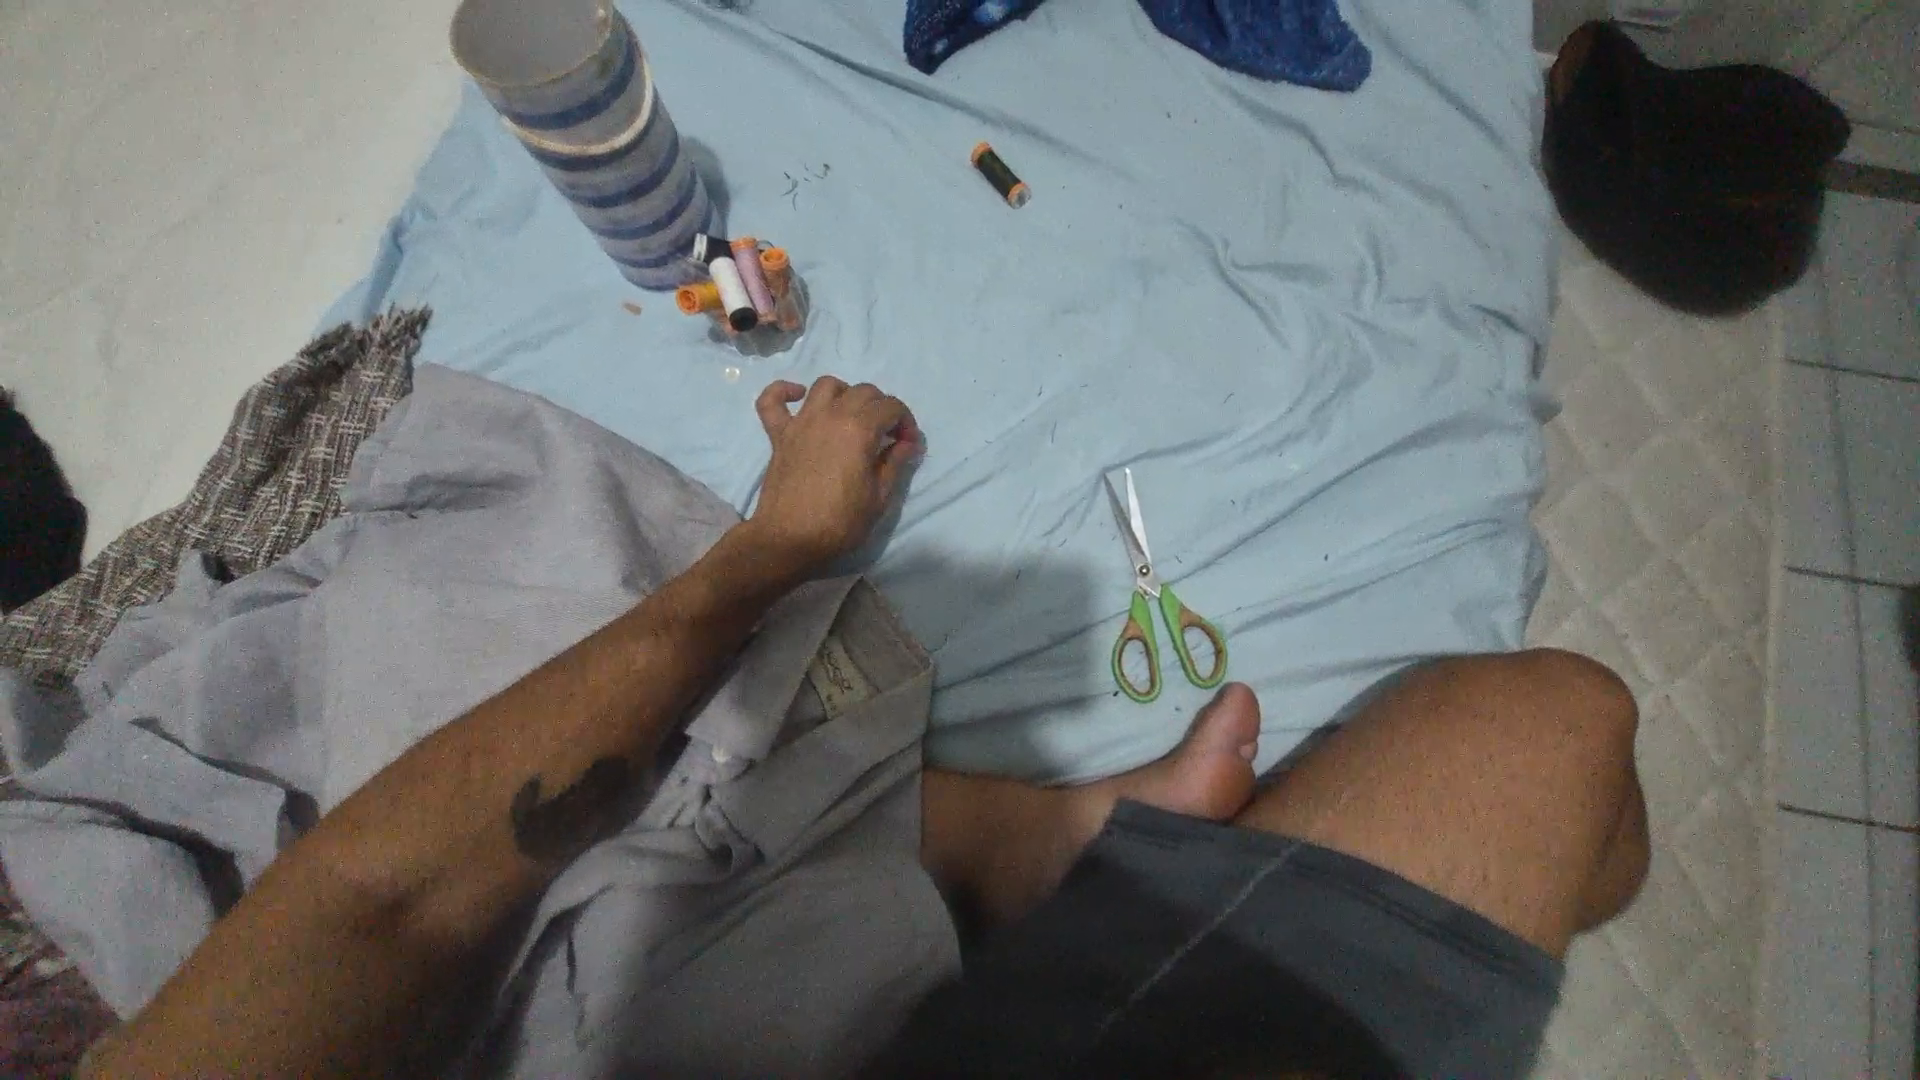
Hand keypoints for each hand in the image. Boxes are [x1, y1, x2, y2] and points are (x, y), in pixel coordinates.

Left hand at [747, 376, 920, 573]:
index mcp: (860, 429)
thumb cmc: (840, 523)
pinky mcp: (779, 434)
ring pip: (825, 385)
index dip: (906, 422)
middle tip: (886, 435)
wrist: (791, 540)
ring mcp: (801, 422)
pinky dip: (782, 392)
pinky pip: (771, 401)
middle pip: (863, 391)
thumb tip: (908, 442)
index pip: (891, 407)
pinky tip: (797, 397)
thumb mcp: (880, 497)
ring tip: (850, 415)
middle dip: (881, 407)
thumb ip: (895, 463)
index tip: (908, 444)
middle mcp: (831, 415)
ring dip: (844, 393)